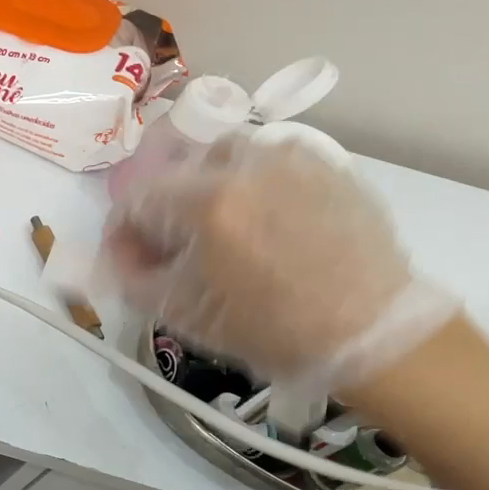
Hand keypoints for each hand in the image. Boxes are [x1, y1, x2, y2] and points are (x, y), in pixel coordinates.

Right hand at [98, 138, 456, 392]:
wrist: (367, 332)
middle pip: (181, 168)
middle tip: (173, 245)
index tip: (126, 257)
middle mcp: (248, 166)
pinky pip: (276, 165)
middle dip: (167, 206)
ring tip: (220, 228)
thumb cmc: (264, 327)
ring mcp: (295, 162)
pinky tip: (264, 225)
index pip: (136, 198)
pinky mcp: (331, 169)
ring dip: (211, 187)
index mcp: (205, 200)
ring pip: (230, 157)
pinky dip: (256, 188)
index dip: (122, 230)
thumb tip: (121, 251)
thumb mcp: (177, 311)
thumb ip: (131, 273)